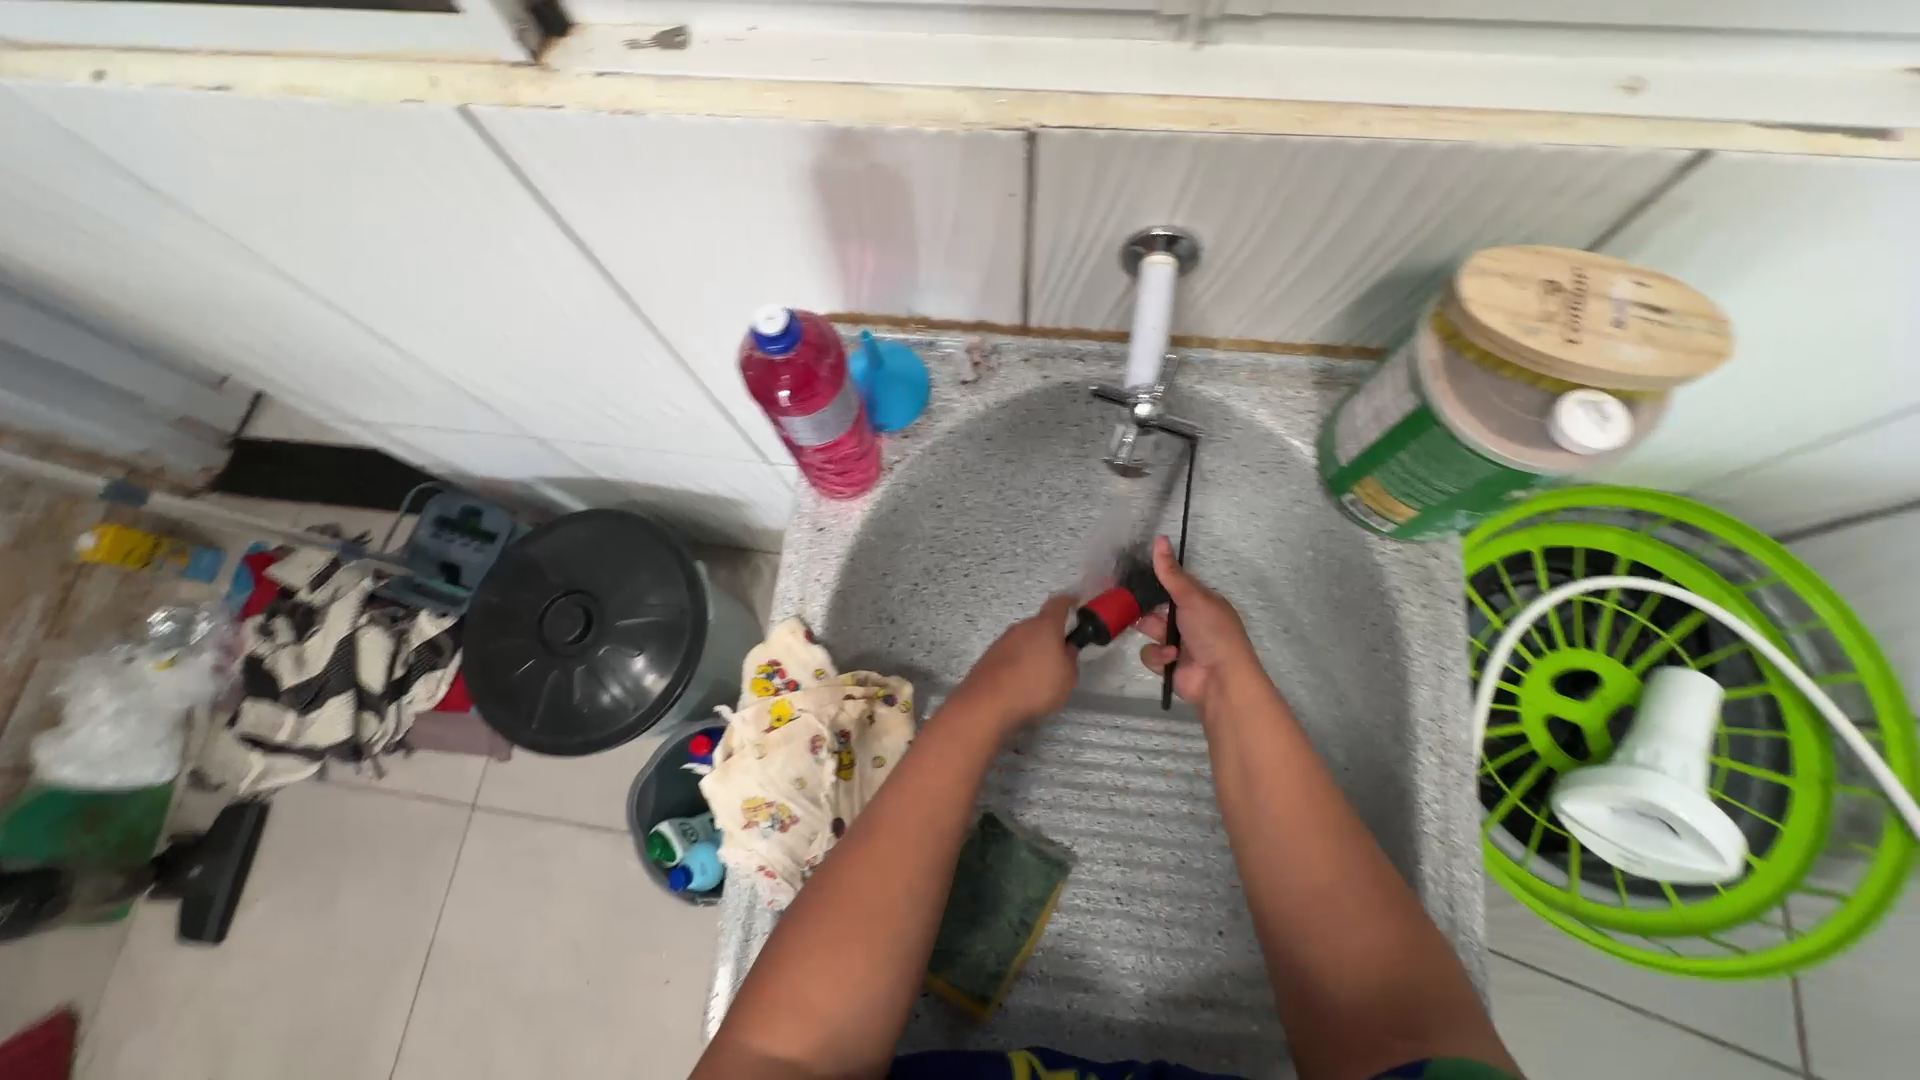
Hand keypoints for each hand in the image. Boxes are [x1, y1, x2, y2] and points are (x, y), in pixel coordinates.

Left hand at [951, 594, 1080, 730]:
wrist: (988, 702)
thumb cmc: (1035, 686)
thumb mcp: (1068, 678)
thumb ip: (1070, 660)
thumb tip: (1066, 649)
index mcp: (1045, 626)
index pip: (1058, 604)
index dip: (1068, 601)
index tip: (1075, 603)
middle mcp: (1022, 627)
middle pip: (1040, 625)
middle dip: (1050, 636)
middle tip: (1059, 657)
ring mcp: (1002, 640)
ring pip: (1024, 640)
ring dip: (1033, 651)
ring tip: (1039, 676)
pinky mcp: (989, 656)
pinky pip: (1010, 654)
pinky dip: (1018, 663)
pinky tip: (1020, 683)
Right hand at [1138, 536, 1261, 706]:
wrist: (1220, 678)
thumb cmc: (1211, 632)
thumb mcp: (1192, 597)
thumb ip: (1170, 573)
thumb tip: (1159, 538)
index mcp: (1200, 602)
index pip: (1172, 585)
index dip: (1154, 581)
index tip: (1133, 577)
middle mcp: (1188, 620)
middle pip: (1155, 608)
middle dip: (1145, 609)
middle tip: (1130, 606)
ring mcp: (1178, 643)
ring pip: (1149, 631)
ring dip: (1154, 634)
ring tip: (1165, 641)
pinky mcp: (1168, 664)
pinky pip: (1150, 653)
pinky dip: (1159, 656)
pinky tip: (1172, 658)